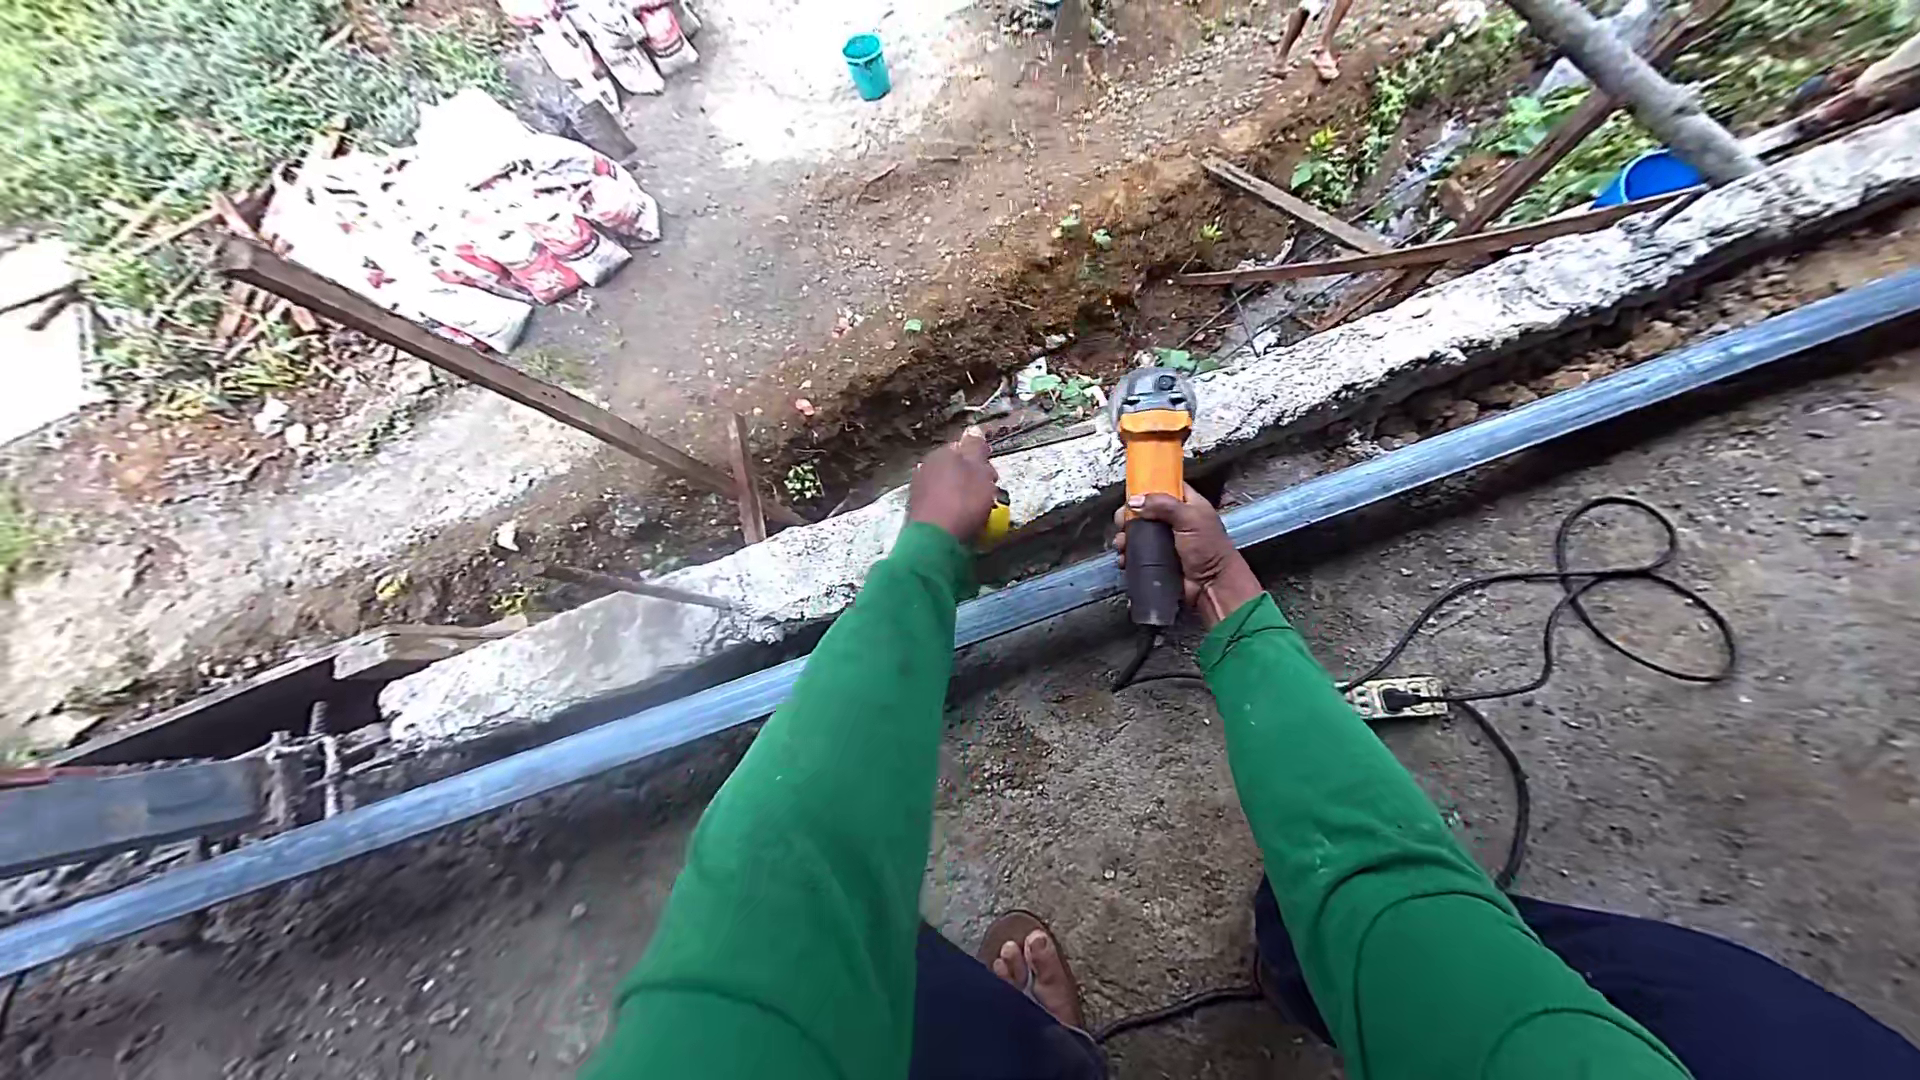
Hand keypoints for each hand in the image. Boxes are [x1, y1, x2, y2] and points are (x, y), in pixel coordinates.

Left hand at [907, 426, 999, 542]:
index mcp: (941, 453)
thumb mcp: (979, 470)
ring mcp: (918, 490)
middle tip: (987, 496)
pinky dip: (950, 511)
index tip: (993, 478)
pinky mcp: (916, 511)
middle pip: (956, 470)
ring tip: (975, 513)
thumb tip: (973, 429)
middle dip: (972, 480)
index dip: (982, 463)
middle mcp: (925, 467)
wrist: (935, 539)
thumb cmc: (963, 501)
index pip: (965, 449)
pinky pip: (940, 506)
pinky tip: (959, 522)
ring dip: (962, 497)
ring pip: (948, 488)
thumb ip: (977, 448)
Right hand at [1113, 484, 1263, 625]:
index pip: (1165, 487)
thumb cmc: (1207, 549)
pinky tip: (1124, 558)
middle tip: (1122, 522)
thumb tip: (1133, 502)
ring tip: (1122, 544)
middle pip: (1144, 510)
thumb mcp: (1190, 519)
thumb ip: (1163, 505)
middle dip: (1129, 516)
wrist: (1212, 586)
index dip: (1147, 487)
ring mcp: (1164, 541)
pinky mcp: (1156, 559)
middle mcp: (1174, 520)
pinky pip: (1136, 552)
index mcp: (1187, 504)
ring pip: (1136, 532)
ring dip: (1125, 537)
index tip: (1131, 494)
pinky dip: (1126, 554)